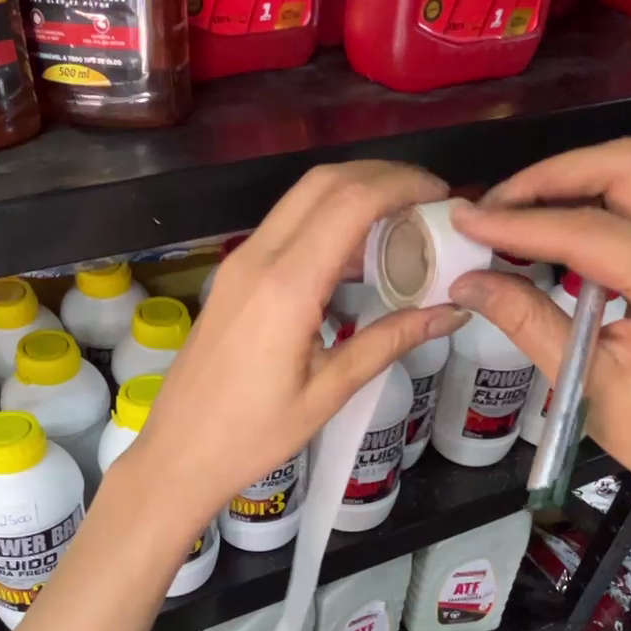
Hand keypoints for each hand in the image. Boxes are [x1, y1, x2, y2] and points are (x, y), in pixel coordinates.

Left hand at [124, 161, 468, 520]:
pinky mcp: (229, 279)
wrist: (179, 453)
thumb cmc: (253, 435)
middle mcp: (257, 259)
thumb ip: (389, 341)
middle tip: (425, 202)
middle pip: (323, 182)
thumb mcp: (328, 392)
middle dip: (381, 177)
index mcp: (285, 286)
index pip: (351, 201)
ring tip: (398, 226)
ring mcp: (237, 265)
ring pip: (300, 200)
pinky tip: (352, 259)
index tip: (442, 197)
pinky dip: (323, 223)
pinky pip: (282, 229)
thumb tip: (451, 313)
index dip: (403, 185)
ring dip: (351, 196)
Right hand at [445, 139, 630, 502]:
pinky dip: (586, 200)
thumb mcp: (580, 379)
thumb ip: (526, 321)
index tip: (468, 220)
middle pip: (625, 169)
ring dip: (566, 183)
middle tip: (491, 205)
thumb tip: (466, 281)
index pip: (593, 231)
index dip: (523, 222)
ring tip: (509, 212)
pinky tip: (545, 225)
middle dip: (549, 177)